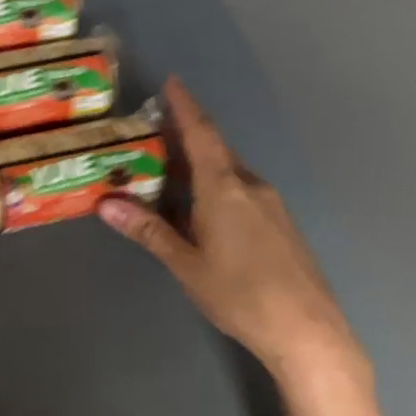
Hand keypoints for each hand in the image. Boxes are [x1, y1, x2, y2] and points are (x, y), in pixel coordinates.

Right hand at [97, 77, 364, 383]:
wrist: (309, 333)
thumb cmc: (241, 295)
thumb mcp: (185, 265)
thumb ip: (148, 231)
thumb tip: (106, 203)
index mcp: (224, 189)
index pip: (202, 136)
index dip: (185, 107)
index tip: (172, 82)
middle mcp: (250, 187)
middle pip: (214, 151)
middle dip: (184, 137)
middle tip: (151, 132)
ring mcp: (270, 206)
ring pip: (227, 173)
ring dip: (197, 166)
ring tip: (165, 171)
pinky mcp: (280, 226)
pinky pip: (240, 192)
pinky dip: (214, 187)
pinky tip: (197, 208)